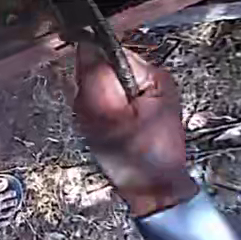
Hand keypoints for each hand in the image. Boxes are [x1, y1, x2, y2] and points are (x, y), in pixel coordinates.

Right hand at [72, 45, 195, 216]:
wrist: (154, 193)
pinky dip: (98, 115)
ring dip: (93, 107)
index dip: (91, 73)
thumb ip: (97, 79)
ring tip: (104, 129)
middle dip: (91, 92)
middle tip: (99, 118)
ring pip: (99, 87)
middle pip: (102, 69)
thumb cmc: (139, 159)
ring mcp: (143, 95)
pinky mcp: (134, 109)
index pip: (108, 53)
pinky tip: (106, 131)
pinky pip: (104, 101)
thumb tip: (85, 46)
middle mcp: (150, 80)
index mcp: (153, 75)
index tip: (91, 98)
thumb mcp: (111, 116)